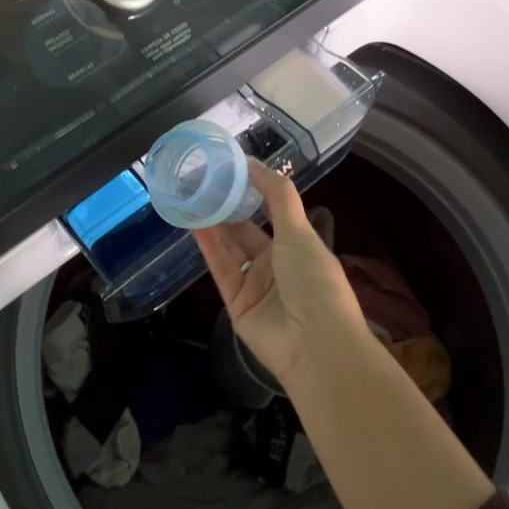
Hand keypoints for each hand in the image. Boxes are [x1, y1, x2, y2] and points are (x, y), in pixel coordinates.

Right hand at [194, 160, 370, 388]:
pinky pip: (221, 269)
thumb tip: (255, 163)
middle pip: (249, 230)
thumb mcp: (300, 232)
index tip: (234, 167)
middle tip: (204, 181)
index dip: (257, 191)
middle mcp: (278, 264)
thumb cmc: (315, 282)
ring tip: (192, 196)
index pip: (275, 212)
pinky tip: (194, 224)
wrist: (315, 345)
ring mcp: (256, 285)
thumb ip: (277, 196)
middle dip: (229, 207)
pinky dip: (208, 247)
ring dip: (214, 224)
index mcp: (301, 246)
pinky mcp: (236, 303)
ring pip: (231, 248)